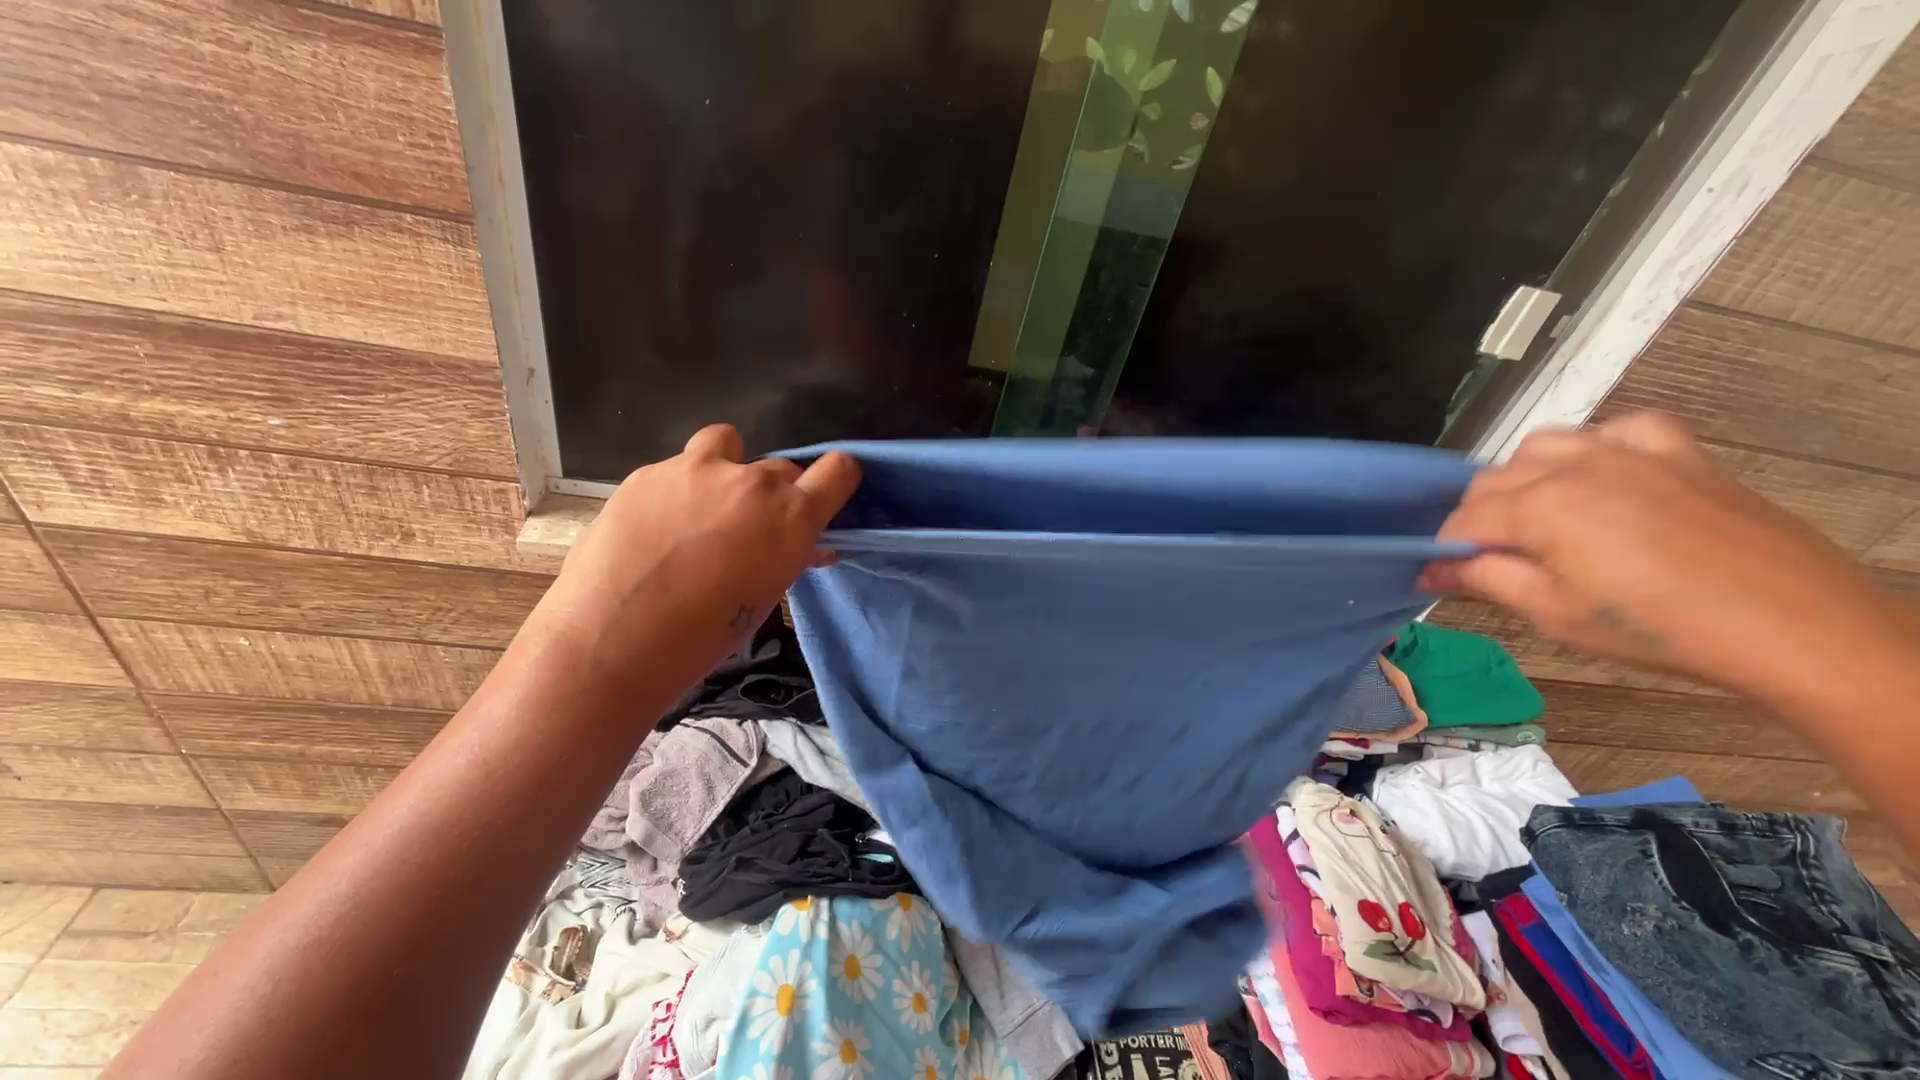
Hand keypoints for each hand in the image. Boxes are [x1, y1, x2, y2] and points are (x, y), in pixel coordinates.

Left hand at [531, 424, 860, 671]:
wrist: (614, 636)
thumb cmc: (703, 635)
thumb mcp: (763, 598)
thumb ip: (788, 558)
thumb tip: (804, 547)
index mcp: (791, 517)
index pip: (838, 470)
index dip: (835, 480)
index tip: (824, 495)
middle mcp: (752, 482)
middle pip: (781, 468)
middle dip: (774, 494)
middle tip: (749, 529)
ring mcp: (696, 470)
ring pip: (727, 444)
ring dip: (726, 466)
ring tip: (702, 506)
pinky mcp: (648, 472)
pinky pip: (677, 467)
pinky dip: (677, 488)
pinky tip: (654, 525)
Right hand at [1421, 412, 1912, 699]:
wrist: (1788, 622)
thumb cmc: (1658, 628)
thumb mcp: (1554, 613)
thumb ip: (1485, 580)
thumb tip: (1433, 568)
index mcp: (1541, 508)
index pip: (1464, 518)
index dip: (1446, 547)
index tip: (1444, 574)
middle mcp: (1575, 465)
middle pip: (1494, 478)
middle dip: (1481, 516)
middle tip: (1495, 558)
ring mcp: (1630, 450)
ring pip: (1544, 446)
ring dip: (1527, 478)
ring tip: (1544, 519)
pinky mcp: (1678, 449)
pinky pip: (1616, 429)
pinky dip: (1596, 448)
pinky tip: (1606, 478)